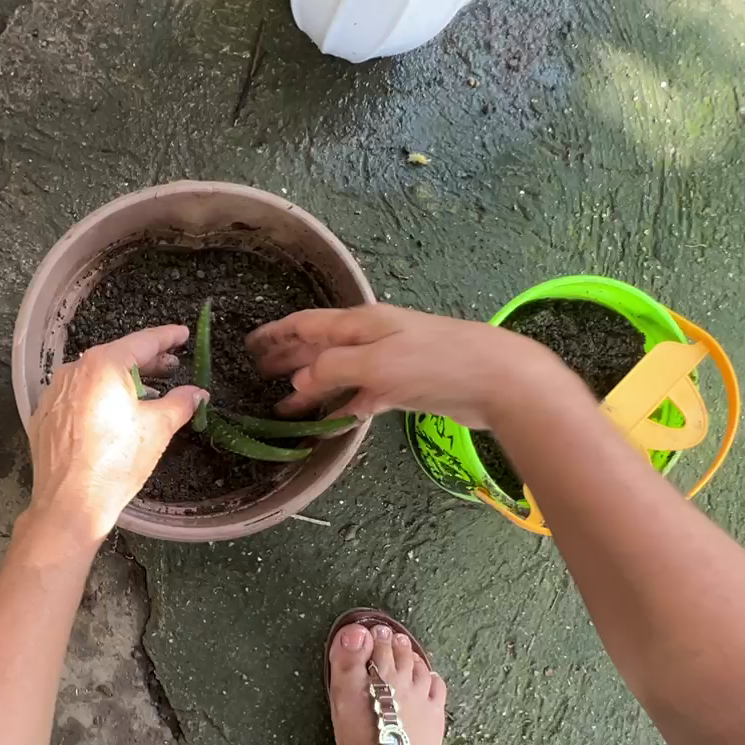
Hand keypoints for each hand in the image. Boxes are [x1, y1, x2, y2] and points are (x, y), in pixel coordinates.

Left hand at [23, 325, 207, 549]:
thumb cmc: (116, 463)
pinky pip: (77, 398)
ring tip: (145, 393)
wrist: (70, 503)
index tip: (182, 334)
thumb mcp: (158, 428)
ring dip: (121, 381)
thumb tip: (197, 393)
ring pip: (95, 377)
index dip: (167, 337)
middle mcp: (74, 371)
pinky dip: (98, 399)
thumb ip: (180, 403)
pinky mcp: (44, 417)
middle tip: (171, 366)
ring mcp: (55, 393)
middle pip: (116, 357)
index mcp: (103, 365)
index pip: (142, 341)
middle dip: (146, 361)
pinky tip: (112, 415)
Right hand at [247, 303, 567, 428]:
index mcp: (359, 324)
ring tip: (281, 407)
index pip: (307, 324)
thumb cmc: (434, 362)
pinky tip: (328, 421)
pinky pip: (360, 396)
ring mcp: (386, 363)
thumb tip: (296, 383)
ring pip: (336, 375)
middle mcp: (369, 339)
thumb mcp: (376, 363)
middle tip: (257, 373)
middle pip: (318, 348)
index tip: (248, 345)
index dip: (276, 334)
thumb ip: (332, 369)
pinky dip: (341, 407)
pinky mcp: (402, 387)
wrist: (496, 379)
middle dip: (287, 359)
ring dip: (309, 389)